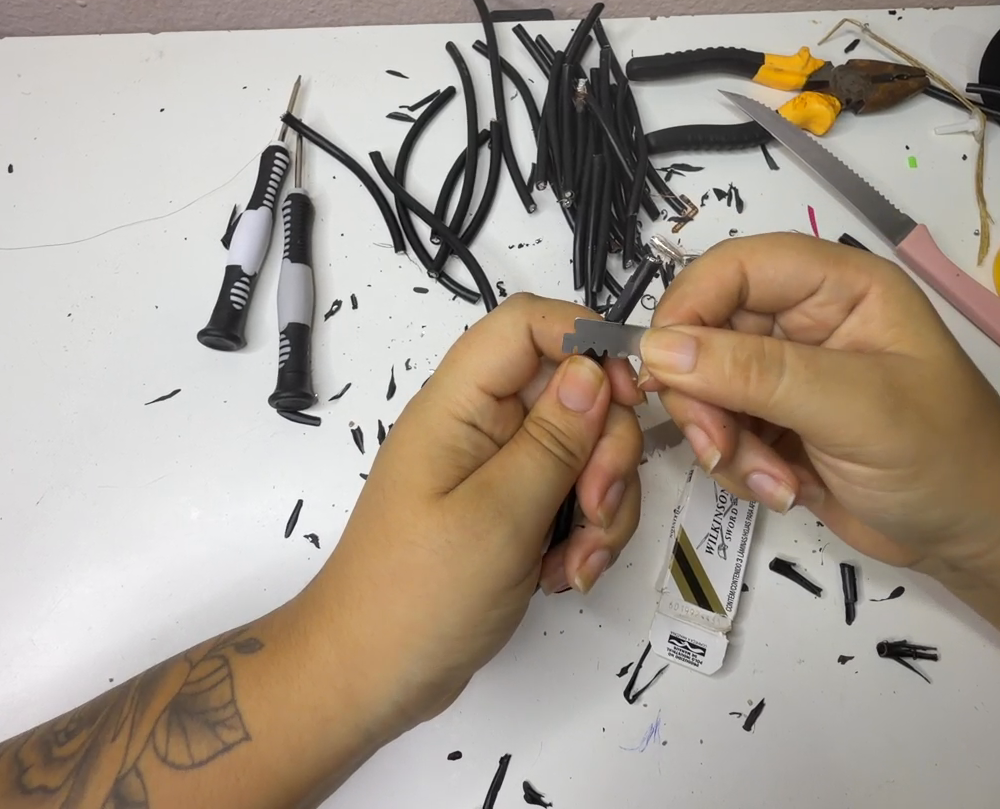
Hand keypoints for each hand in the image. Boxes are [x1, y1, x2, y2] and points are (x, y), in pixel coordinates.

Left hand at [296, 294, 645, 734]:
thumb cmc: (418, 595)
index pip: (526, 323)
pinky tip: (566, 574)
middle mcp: (483, 421)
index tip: (629, 394)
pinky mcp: (517, 502)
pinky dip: (587, 531)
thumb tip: (594, 369)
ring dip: (602, 502)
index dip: (585, 338)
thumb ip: (552, 440)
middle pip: (573, 389)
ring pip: (585, 446)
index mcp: (459, 403)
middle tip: (596, 510)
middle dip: (604, 450)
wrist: (370, 677)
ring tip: (577, 563)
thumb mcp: (497, 516)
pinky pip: (575, 491)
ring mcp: (502, 464)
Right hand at [637, 232, 999, 571]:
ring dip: (721, 438)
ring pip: (701, 383)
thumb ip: (756, 374)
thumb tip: (657, 349)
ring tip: (772, 481)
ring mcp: (783, 369)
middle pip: (705, 329)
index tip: (661, 367)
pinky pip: (716, 425)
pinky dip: (733, 462)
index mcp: (836, 286)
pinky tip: (782, 488)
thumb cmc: (944, 459)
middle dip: (704, 394)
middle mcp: (802, 318)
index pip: (735, 268)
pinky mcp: (769, 415)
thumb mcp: (855, 409)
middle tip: (718, 447)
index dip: (689, 306)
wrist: (978, 540)